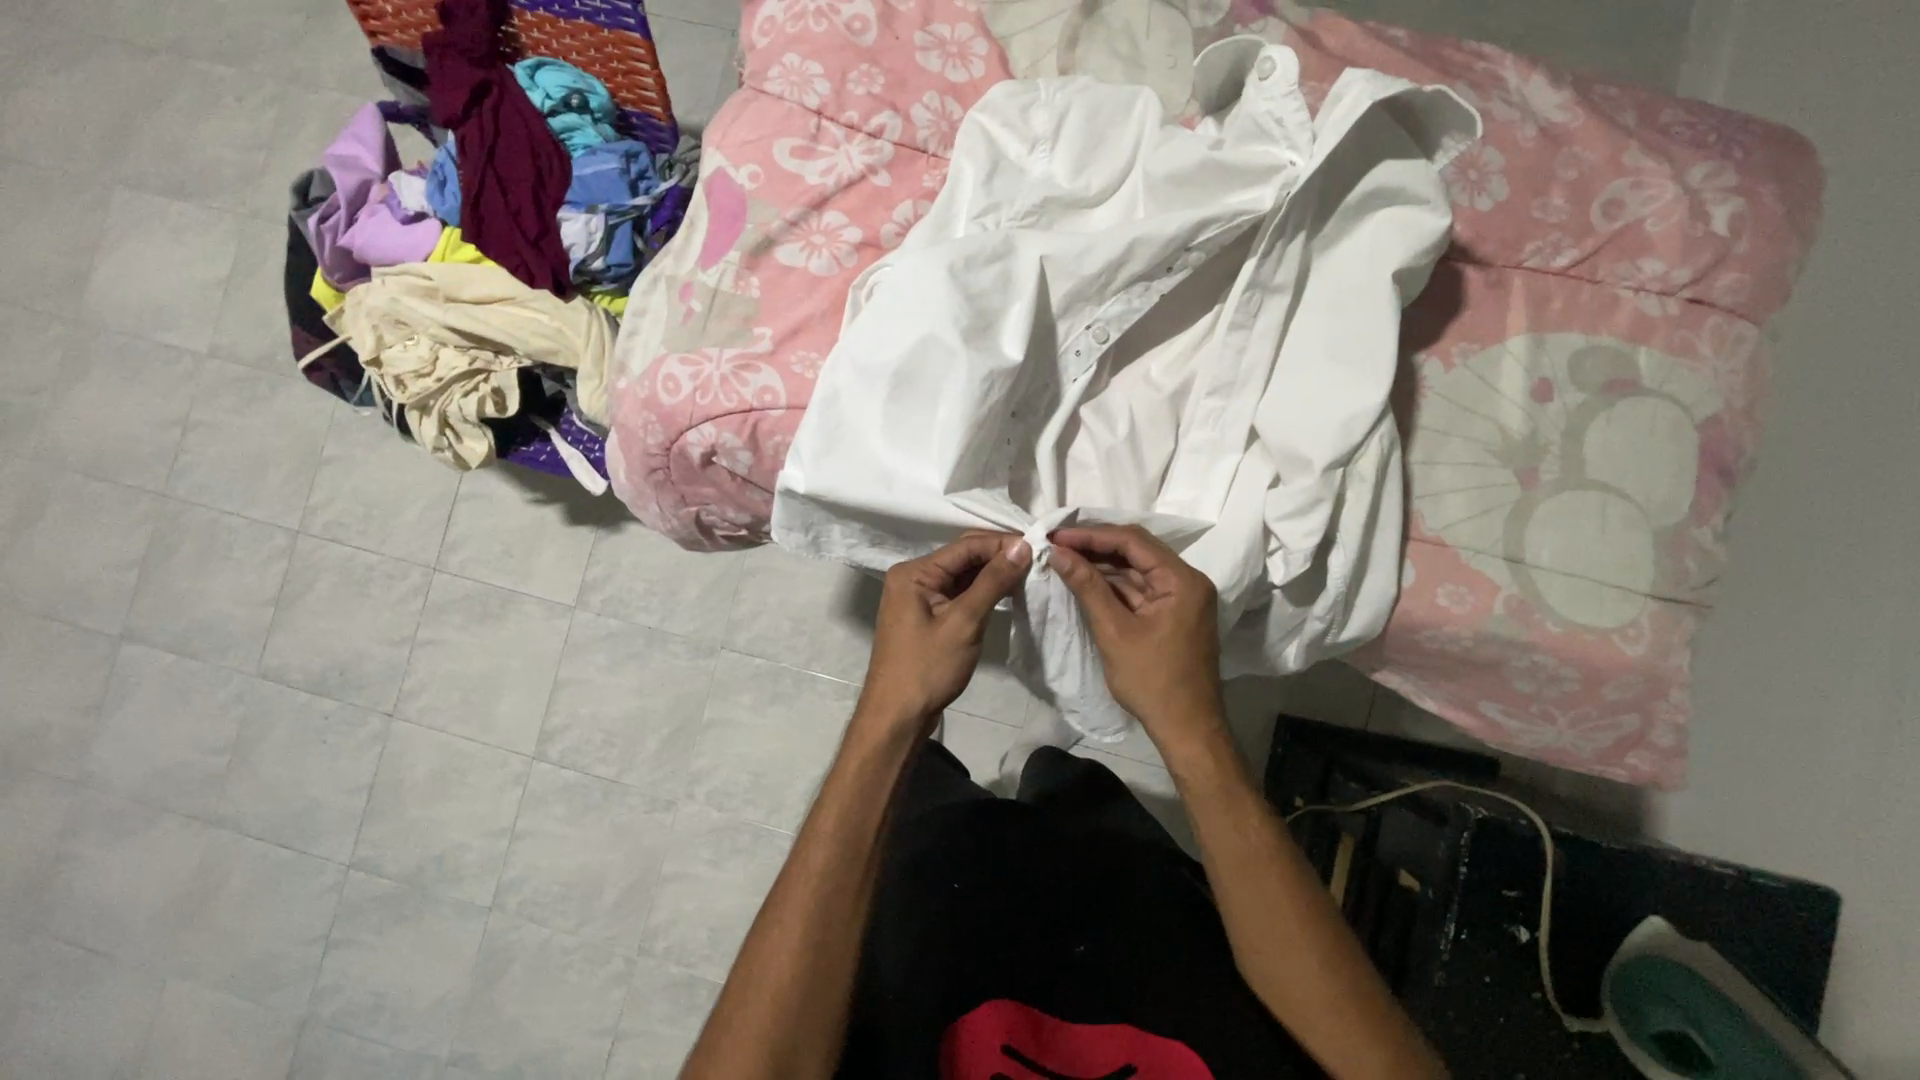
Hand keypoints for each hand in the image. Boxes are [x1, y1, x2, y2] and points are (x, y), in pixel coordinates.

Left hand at [856, 533, 1032, 733]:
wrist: (898, 716)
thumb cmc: (928, 668)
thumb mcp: (965, 622)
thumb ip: (993, 582)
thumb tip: (1022, 546)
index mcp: (914, 572)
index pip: (965, 546)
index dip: (1003, 543)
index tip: (1038, 546)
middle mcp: (912, 577)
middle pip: (963, 557)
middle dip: (999, 556)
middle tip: (1038, 559)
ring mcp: (918, 597)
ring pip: (962, 575)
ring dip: (993, 574)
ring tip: (1029, 573)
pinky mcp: (927, 615)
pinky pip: (958, 593)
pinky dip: (982, 591)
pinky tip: (1007, 592)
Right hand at [1048, 525, 1224, 745]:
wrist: (1186, 727)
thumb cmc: (1151, 681)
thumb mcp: (1114, 631)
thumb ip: (1088, 587)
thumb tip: (1058, 552)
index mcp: (1182, 580)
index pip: (1133, 541)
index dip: (1091, 535)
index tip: (1056, 535)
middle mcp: (1188, 581)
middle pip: (1137, 550)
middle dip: (1095, 546)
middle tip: (1056, 543)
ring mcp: (1182, 598)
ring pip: (1137, 569)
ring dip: (1103, 565)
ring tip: (1064, 558)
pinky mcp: (1174, 613)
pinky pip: (1141, 589)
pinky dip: (1114, 585)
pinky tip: (1086, 580)